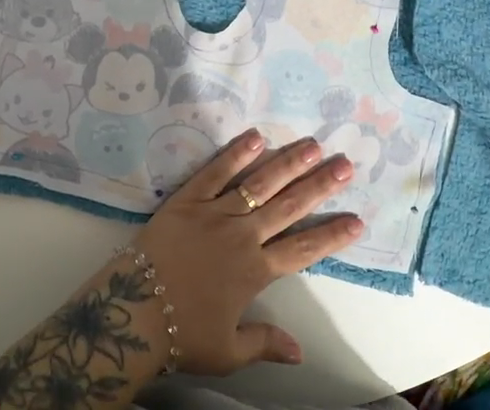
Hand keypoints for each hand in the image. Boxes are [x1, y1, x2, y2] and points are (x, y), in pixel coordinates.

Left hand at [130, 129, 360, 374]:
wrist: (132, 311)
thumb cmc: (181, 334)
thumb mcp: (228, 352)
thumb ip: (265, 343)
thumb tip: (300, 351)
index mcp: (255, 272)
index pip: (303, 249)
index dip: (331, 235)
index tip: (357, 220)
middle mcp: (242, 236)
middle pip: (288, 206)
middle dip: (320, 185)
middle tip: (345, 165)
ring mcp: (214, 214)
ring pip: (258, 183)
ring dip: (287, 163)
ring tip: (312, 145)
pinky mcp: (187, 200)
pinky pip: (215, 173)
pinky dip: (235, 154)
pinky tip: (255, 136)